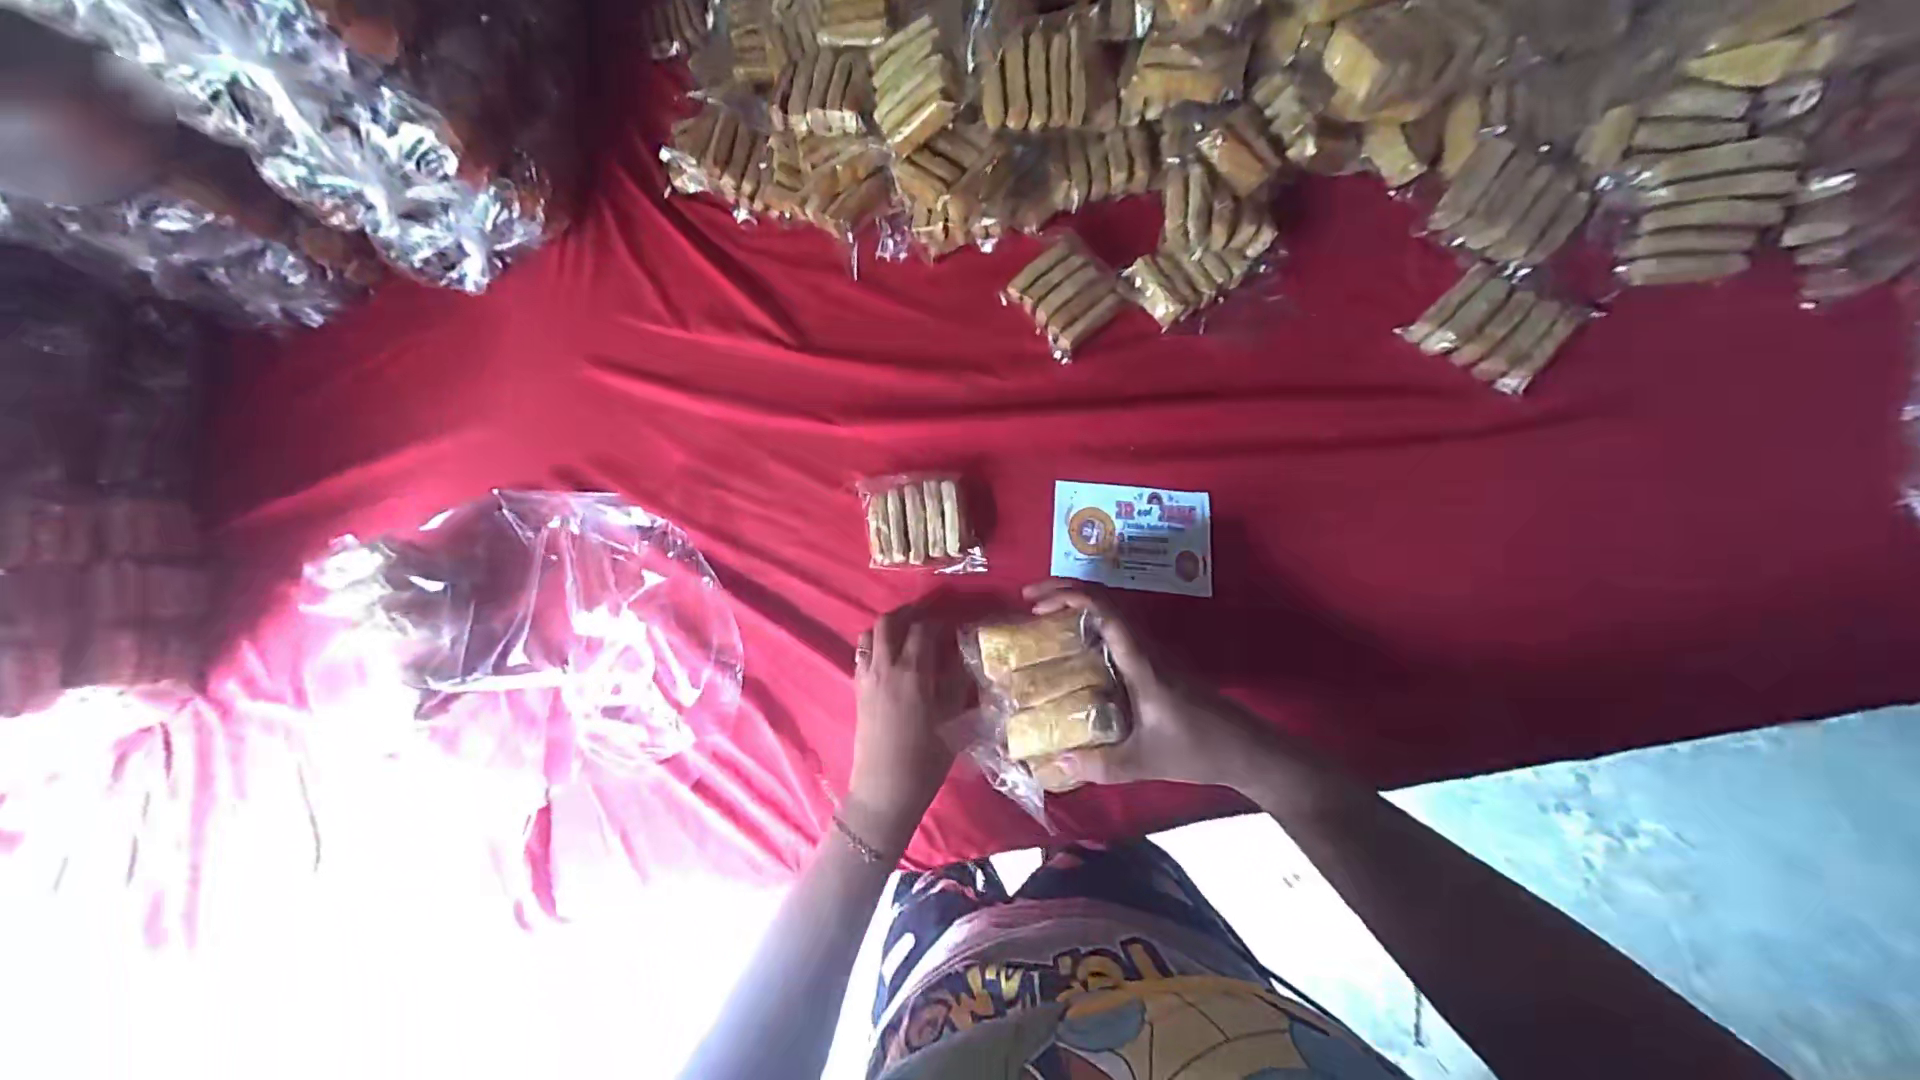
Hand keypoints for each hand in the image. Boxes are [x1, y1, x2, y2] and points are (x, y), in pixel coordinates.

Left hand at [846, 605, 964, 855]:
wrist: (885, 790)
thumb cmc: (926, 759)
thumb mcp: (953, 719)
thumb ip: (958, 683)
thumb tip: (962, 657)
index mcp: (912, 672)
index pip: (923, 628)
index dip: (940, 621)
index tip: (954, 624)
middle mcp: (885, 667)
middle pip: (888, 621)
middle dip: (909, 613)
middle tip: (928, 617)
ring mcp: (866, 677)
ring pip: (870, 634)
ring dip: (888, 627)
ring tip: (908, 633)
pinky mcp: (857, 690)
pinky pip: (863, 654)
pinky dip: (877, 645)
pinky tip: (893, 658)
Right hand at [1021, 579, 1296, 792]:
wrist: (1247, 750)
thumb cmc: (1199, 749)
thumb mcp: (1145, 762)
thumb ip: (1100, 766)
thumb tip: (1054, 764)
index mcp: (1142, 663)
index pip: (1106, 612)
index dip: (1069, 597)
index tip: (1036, 605)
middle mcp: (1146, 649)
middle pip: (1105, 601)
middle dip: (1065, 592)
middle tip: (1029, 600)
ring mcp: (1153, 654)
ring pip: (1111, 613)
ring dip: (1077, 606)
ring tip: (1043, 617)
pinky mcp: (1156, 665)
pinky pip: (1117, 632)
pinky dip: (1090, 625)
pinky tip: (1073, 647)